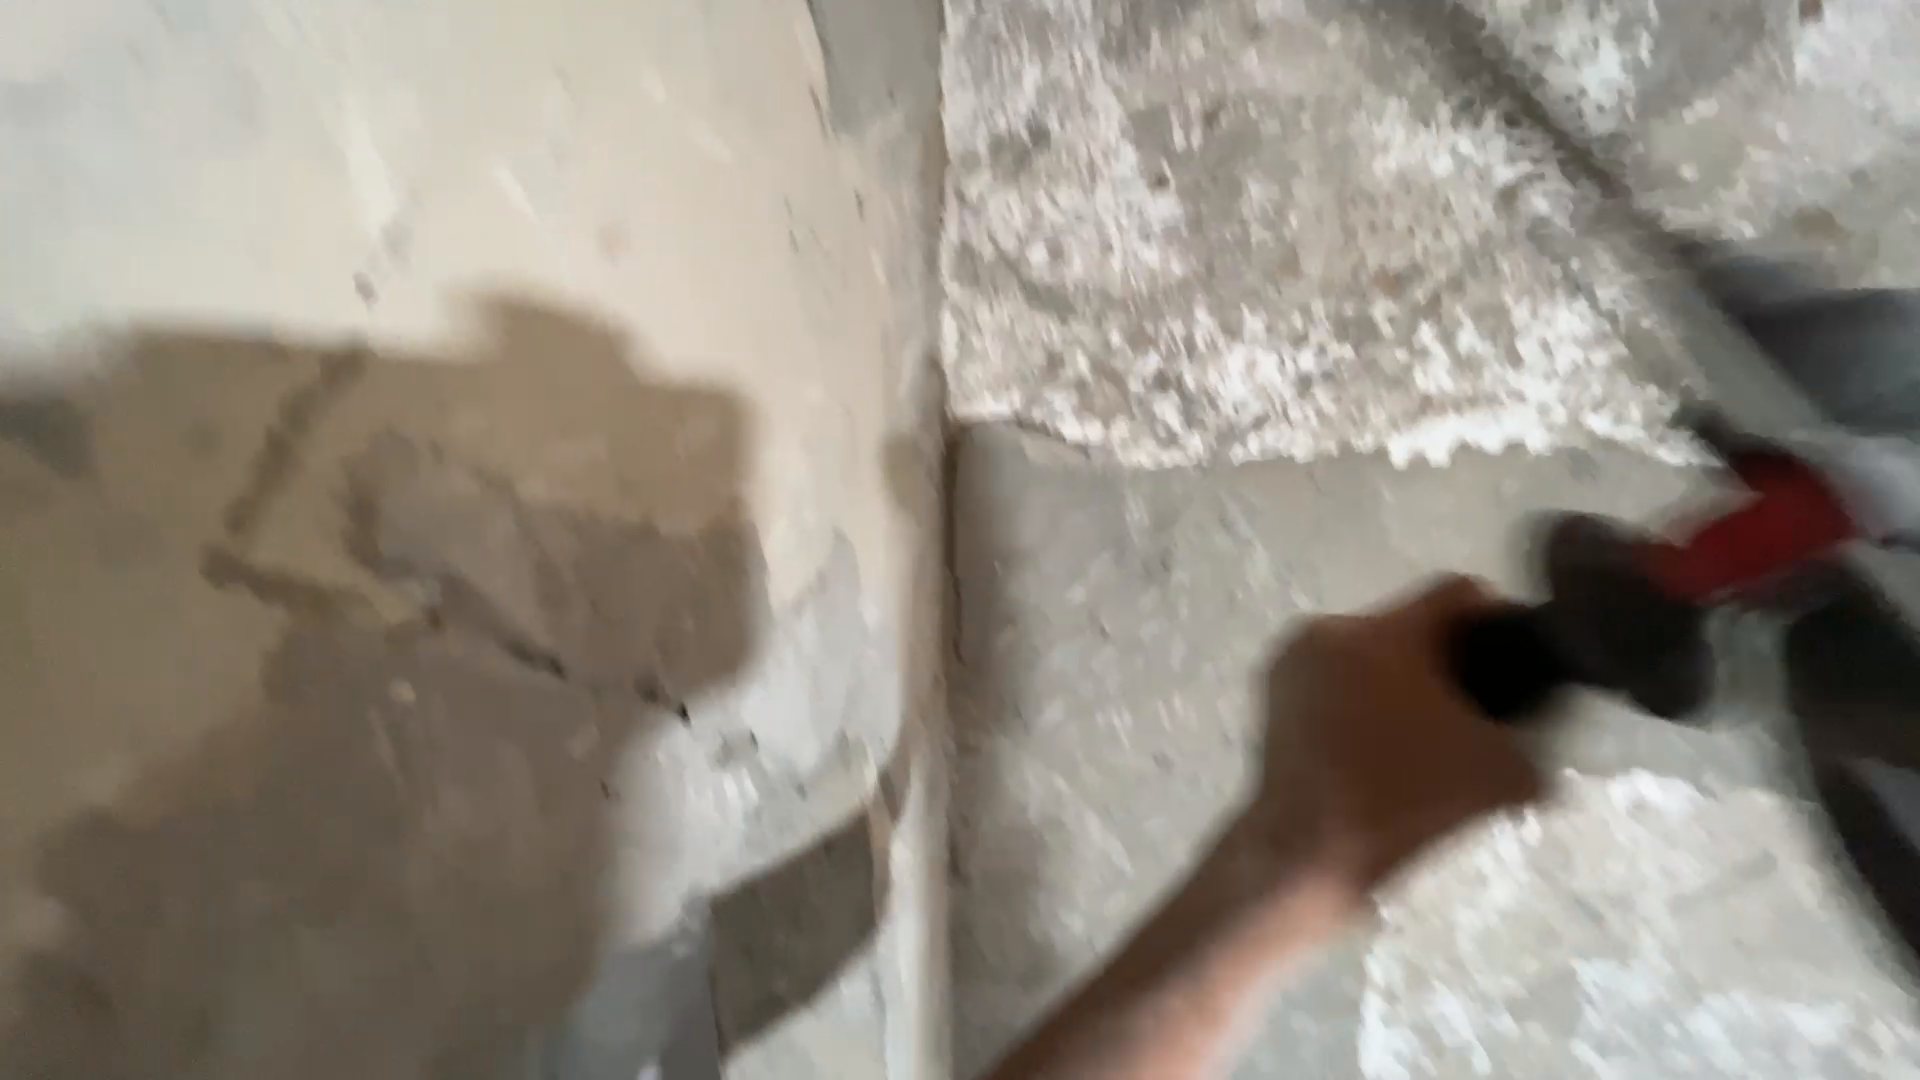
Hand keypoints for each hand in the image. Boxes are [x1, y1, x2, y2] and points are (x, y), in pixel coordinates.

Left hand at [1247, 577, 1546, 905]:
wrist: (1309, 844)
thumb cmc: (1408, 800)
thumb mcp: (1506, 769)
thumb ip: (1533, 726)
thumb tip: (1535, 716)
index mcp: (1385, 632)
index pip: (1457, 591)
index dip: (1496, 615)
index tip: (1512, 651)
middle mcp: (1329, 628)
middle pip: (1405, 623)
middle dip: (1441, 655)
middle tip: (1468, 701)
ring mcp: (1289, 656)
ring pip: (1362, 647)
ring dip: (1394, 674)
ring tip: (1418, 727)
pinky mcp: (1268, 686)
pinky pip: (1328, 671)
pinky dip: (1354, 690)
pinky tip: (1372, 736)